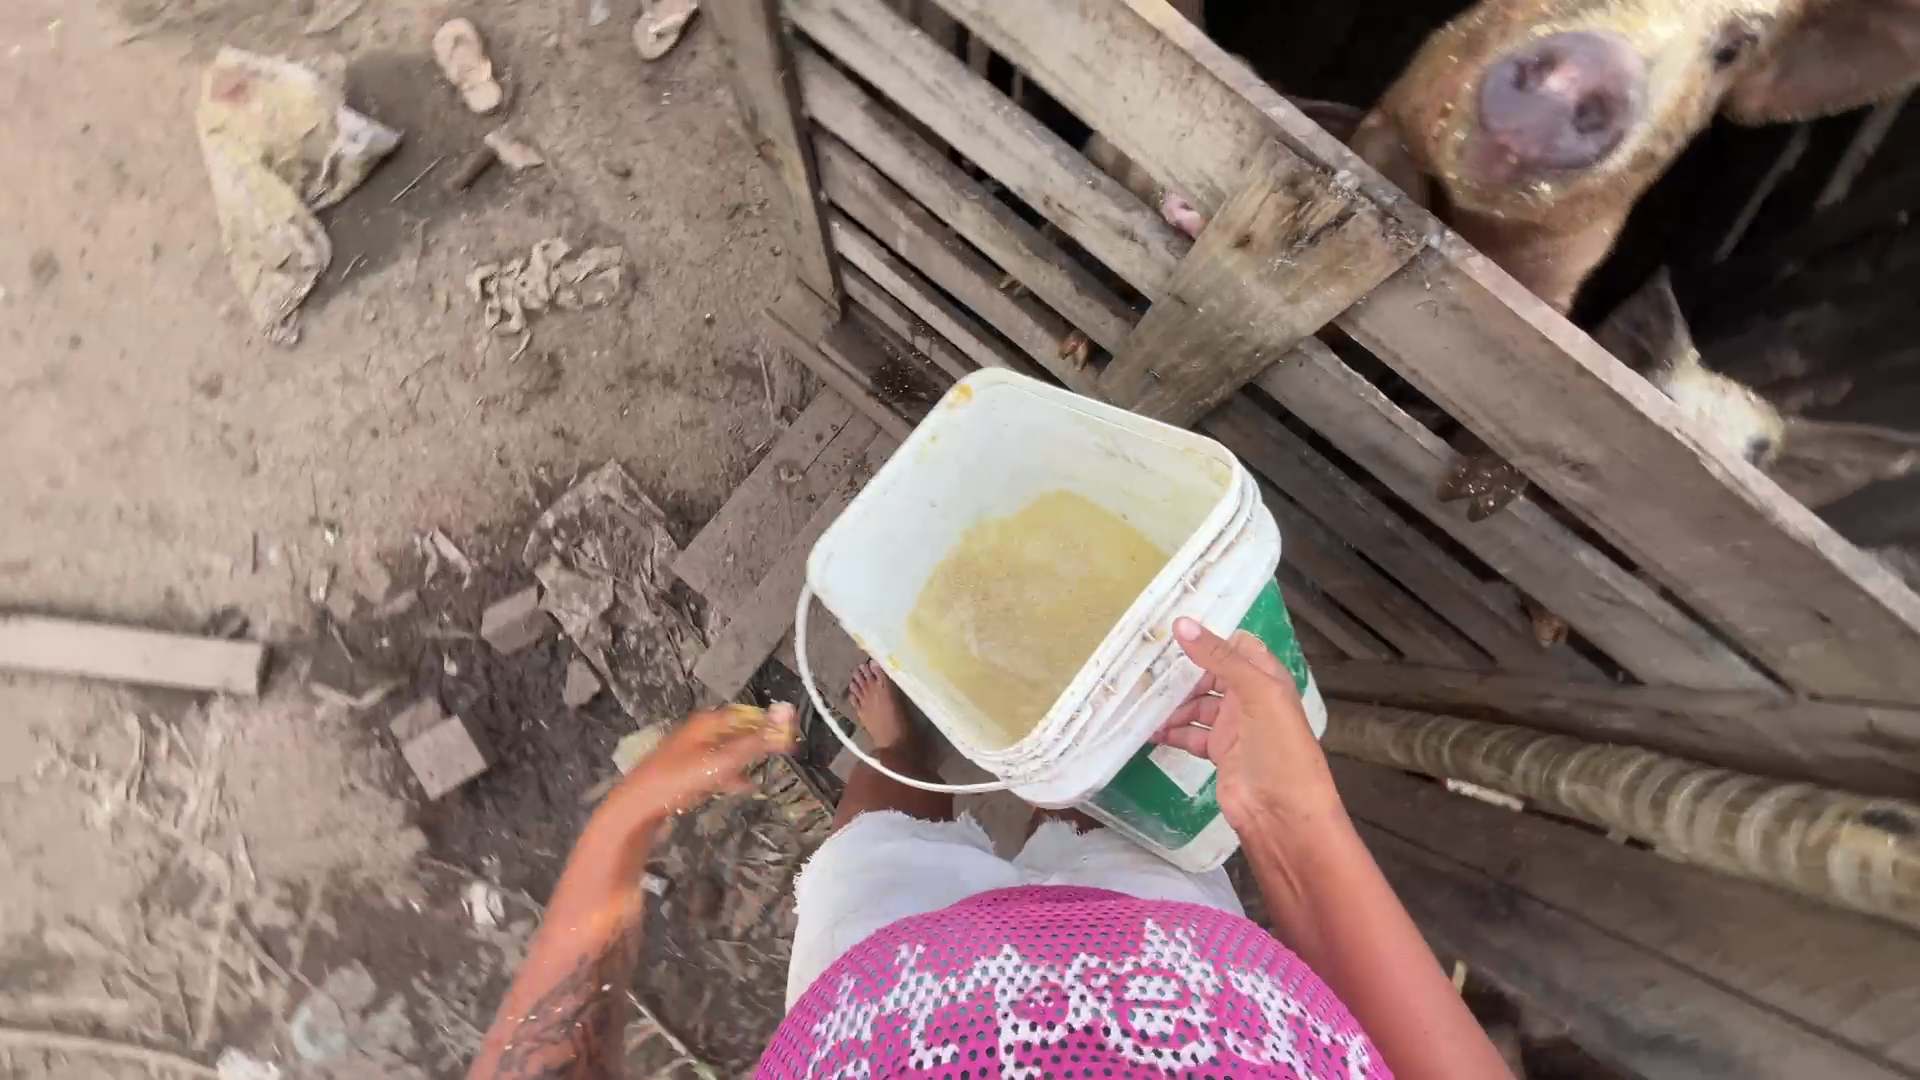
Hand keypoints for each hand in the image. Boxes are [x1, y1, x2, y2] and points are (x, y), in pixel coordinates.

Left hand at [603, 703, 797, 827]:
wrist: (636, 808)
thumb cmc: (680, 778)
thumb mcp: (723, 759)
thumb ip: (757, 739)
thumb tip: (789, 710)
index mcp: (709, 722)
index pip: (749, 714)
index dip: (770, 723)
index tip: (790, 736)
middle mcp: (701, 732)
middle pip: (739, 731)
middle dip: (760, 741)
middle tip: (783, 752)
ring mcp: (692, 752)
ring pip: (729, 751)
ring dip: (747, 759)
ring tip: (767, 768)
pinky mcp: (687, 772)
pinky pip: (718, 768)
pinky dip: (733, 775)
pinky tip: (744, 786)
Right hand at [1154, 619, 1339, 841]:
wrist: (1283, 813)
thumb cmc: (1278, 746)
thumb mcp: (1254, 692)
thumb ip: (1218, 657)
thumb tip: (1180, 624)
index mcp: (1265, 678)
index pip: (1236, 646)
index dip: (1209, 639)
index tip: (1172, 633)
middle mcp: (1249, 697)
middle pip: (1209, 674)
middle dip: (1181, 673)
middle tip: (1146, 669)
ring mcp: (1234, 726)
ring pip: (1197, 704)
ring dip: (1172, 704)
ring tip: (1143, 704)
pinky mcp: (1220, 751)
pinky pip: (1190, 733)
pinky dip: (1172, 731)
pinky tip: (1151, 732)